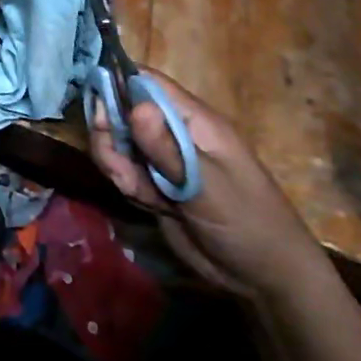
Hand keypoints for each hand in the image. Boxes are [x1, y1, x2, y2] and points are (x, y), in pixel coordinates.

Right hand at [89, 69, 317, 296]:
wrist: (264, 277)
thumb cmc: (247, 222)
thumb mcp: (208, 187)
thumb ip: (168, 150)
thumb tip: (135, 107)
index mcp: (193, 120)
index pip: (148, 83)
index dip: (119, 85)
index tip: (96, 107)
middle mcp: (175, 133)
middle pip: (125, 113)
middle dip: (112, 135)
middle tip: (118, 167)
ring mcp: (166, 161)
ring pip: (123, 146)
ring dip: (118, 165)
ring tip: (136, 191)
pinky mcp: (158, 187)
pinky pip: (129, 174)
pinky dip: (127, 186)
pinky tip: (147, 205)